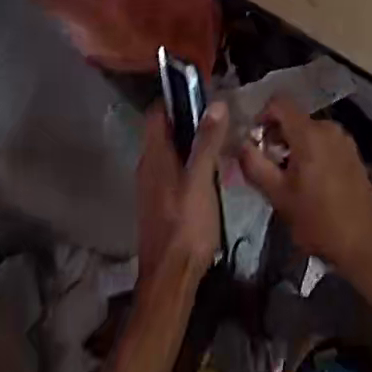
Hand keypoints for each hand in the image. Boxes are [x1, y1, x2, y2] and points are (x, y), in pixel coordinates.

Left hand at [135, 101, 227, 282]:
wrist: (171, 280)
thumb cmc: (185, 226)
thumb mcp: (200, 180)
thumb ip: (207, 142)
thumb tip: (215, 103)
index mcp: (154, 157)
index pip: (157, 113)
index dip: (176, 98)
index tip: (202, 91)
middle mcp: (148, 167)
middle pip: (166, 131)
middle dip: (190, 119)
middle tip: (221, 115)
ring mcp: (154, 187)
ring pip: (172, 152)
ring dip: (194, 142)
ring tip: (223, 139)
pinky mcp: (163, 203)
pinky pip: (176, 170)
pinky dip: (192, 163)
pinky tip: (214, 171)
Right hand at [238, 95, 371, 275]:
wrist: (364, 242)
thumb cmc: (318, 219)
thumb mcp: (278, 196)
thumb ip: (254, 165)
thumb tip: (240, 143)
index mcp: (309, 133)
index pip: (279, 102)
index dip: (261, 115)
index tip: (253, 139)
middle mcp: (328, 127)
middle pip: (293, 117)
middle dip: (275, 135)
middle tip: (266, 164)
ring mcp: (343, 138)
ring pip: (308, 130)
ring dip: (292, 145)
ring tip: (285, 176)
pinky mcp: (352, 151)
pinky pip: (323, 140)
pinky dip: (309, 151)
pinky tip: (307, 180)